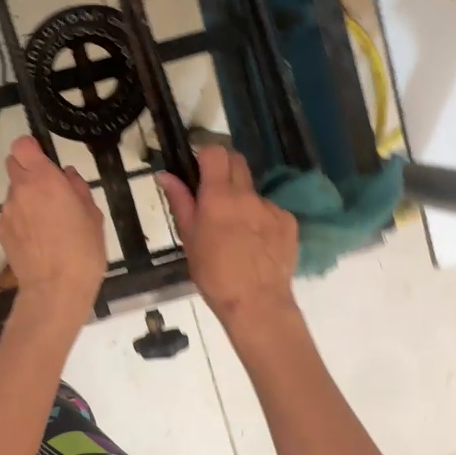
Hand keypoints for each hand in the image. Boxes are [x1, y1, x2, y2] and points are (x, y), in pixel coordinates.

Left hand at [0, 136, 105, 318]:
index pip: (22, 145)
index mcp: (43, 179)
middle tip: (48, 189)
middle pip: (14, 164)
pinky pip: (11, 214)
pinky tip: (37, 238)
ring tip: (47, 222)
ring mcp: (7, 211)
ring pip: (13, 192)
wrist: (55, 289)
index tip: (43, 158)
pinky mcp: (1, 230)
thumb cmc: (82, 250)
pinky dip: (21, 219)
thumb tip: (67, 176)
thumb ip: (77, 188)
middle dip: (28, 170)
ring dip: (26, 198)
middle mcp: (20, 190)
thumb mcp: (92, 214)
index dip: (31, 148)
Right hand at [158, 146, 301, 340]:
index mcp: (218, 196)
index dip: (204, 152)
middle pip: (237, 161)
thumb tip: (166, 175)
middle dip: (223, 167)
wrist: (256, 303)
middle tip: (211, 189)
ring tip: (234, 228)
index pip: (215, 152)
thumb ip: (180, 201)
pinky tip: (254, 242)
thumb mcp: (189, 237)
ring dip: (241, 198)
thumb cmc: (213, 273)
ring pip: (252, 189)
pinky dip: (259, 218)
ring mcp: (271, 207)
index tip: (197, 163)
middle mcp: (247, 195)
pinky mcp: (289, 221)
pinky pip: (269, 210)